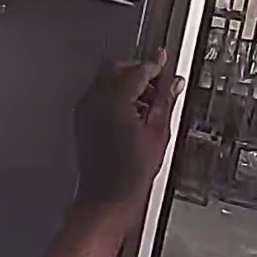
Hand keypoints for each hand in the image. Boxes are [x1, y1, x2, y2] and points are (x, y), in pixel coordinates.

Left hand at [73, 50, 183, 209]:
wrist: (108, 197)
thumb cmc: (130, 174)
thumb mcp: (158, 133)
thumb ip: (165, 102)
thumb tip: (173, 84)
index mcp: (115, 101)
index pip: (137, 71)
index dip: (154, 64)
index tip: (164, 59)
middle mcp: (95, 101)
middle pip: (116, 68)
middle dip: (138, 71)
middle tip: (158, 82)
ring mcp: (86, 110)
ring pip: (106, 79)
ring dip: (126, 82)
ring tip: (147, 101)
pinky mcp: (83, 119)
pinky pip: (99, 94)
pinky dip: (115, 95)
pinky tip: (132, 112)